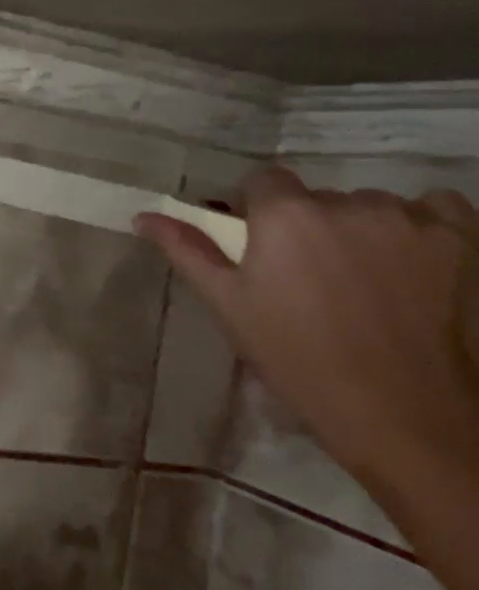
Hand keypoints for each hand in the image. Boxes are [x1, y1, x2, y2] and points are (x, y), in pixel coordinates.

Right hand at [136, 167, 478, 486]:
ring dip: (361, 228)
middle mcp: (350, 205)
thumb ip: (188, 250)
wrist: (399, 409)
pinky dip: (420, 224)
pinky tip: (409, 258)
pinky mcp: (465, 240)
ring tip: (362, 277)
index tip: (256, 243)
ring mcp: (414, 221)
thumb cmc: (295, 354)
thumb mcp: (227, 303)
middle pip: (318, 197)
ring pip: (372, 206)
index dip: (255, 208)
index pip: (263, 180)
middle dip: (308, 224)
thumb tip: (144, 216)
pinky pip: (436, 208)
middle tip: (307, 273)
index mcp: (285, 215)